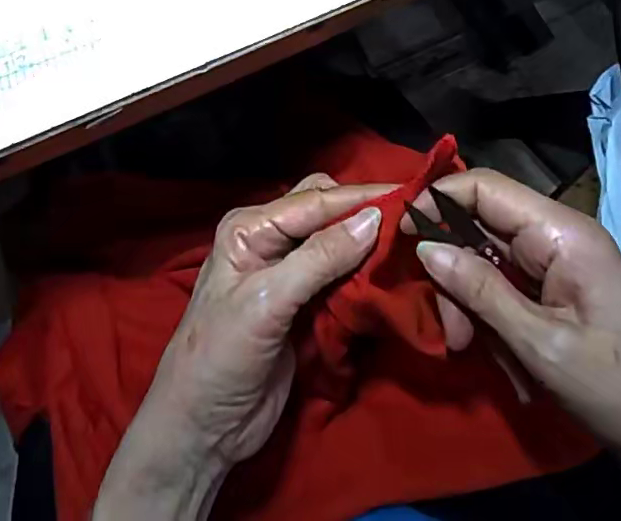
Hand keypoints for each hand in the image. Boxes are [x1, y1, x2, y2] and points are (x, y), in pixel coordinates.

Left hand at [94, 174, 392, 520]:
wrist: (205, 424)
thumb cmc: (223, 355)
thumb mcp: (267, 302)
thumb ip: (318, 259)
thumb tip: (373, 218)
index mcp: (250, 227)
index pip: (313, 201)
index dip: (361, 197)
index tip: (412, 196)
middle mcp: (268, 239)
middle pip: (324, 210)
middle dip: (365, 212)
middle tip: (415, 220)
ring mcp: (285, 271)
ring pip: (334, 240)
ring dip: (368, 241)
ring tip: (413, 241)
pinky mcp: (302, 303)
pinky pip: (339, 274)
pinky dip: (364, 271)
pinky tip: (390, 273)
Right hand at [407, 170, 620, 520]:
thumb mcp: (543, 346)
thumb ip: (480, 291)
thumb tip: (422, 247)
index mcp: (561, 232)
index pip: (483, 185)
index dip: (436, 199)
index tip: (401, 233)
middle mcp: (554, 234)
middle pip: (475, 221)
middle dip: (449, 265)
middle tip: (445, 322)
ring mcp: (553, 259)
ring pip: (480, 252)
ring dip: (463, 295)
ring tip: (465, 344)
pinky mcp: (551, 283)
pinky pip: (497, 278)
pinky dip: (482, 308)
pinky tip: (487, 346)